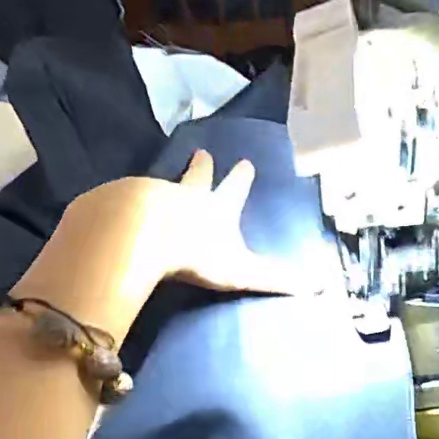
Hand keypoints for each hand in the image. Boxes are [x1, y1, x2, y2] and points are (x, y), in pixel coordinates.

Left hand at [17, 150, 308, 335]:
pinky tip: (119, 212)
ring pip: (159, 188)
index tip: (245, 162)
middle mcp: (185, 196)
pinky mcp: (116, 204)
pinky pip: (123, 203)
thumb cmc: (197, 252)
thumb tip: (321, 286)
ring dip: (164, 187)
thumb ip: (277, 279)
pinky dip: (125, 205)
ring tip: (158, 188)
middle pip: (196, 178)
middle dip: (202, 168)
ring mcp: (149, 196)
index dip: (241, 179)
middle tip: (201, 153)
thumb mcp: (242, 270)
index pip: (234, 191)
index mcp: (216, 209)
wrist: (140, 234)